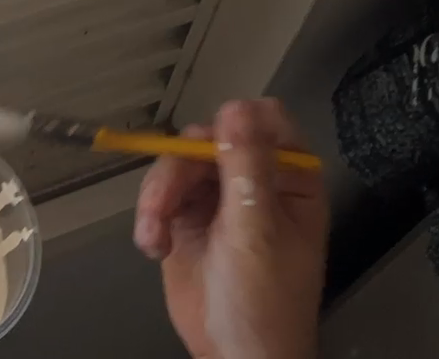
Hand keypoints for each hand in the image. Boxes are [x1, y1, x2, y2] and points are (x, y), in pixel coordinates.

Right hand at [134, 100, 328, 358]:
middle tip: (167, 200)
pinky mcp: (184, 211)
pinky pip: (158, 188)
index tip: (214, 147)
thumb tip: (236, 105)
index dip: (238, 124)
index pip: (267, 120)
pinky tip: (154, 244)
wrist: (231, 357)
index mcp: (289, 178)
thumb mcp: (257, 231)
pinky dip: (150, 214)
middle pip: (207, 136)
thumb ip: (246, 166)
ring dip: (158, 196)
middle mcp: (252, 177)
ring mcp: (216, 194)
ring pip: (176, 160)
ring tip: (156, 236)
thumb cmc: (262, 301)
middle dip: (180, 168)